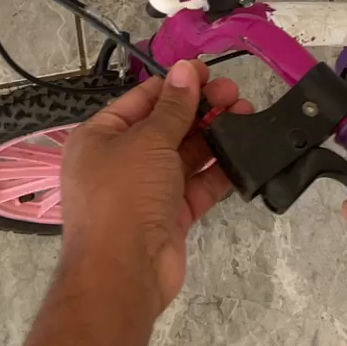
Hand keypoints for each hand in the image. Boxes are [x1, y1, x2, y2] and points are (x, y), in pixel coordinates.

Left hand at [58, 60, 251, 312]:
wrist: (122, 276)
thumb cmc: (123, 196)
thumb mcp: (148, 141)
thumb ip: (173, 107)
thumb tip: (185, 69)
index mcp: (100, 137)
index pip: (141, 99)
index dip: (174, 83)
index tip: (206, 71)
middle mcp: (120, 160)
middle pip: (166, 125)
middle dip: (199, 107)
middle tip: (234, 93)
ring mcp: (146, 190)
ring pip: (184, 154)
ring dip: (214, 134)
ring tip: (246, 113)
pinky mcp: (169, 216)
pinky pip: (196, 185)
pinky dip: (218, 170)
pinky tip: (242, 151)